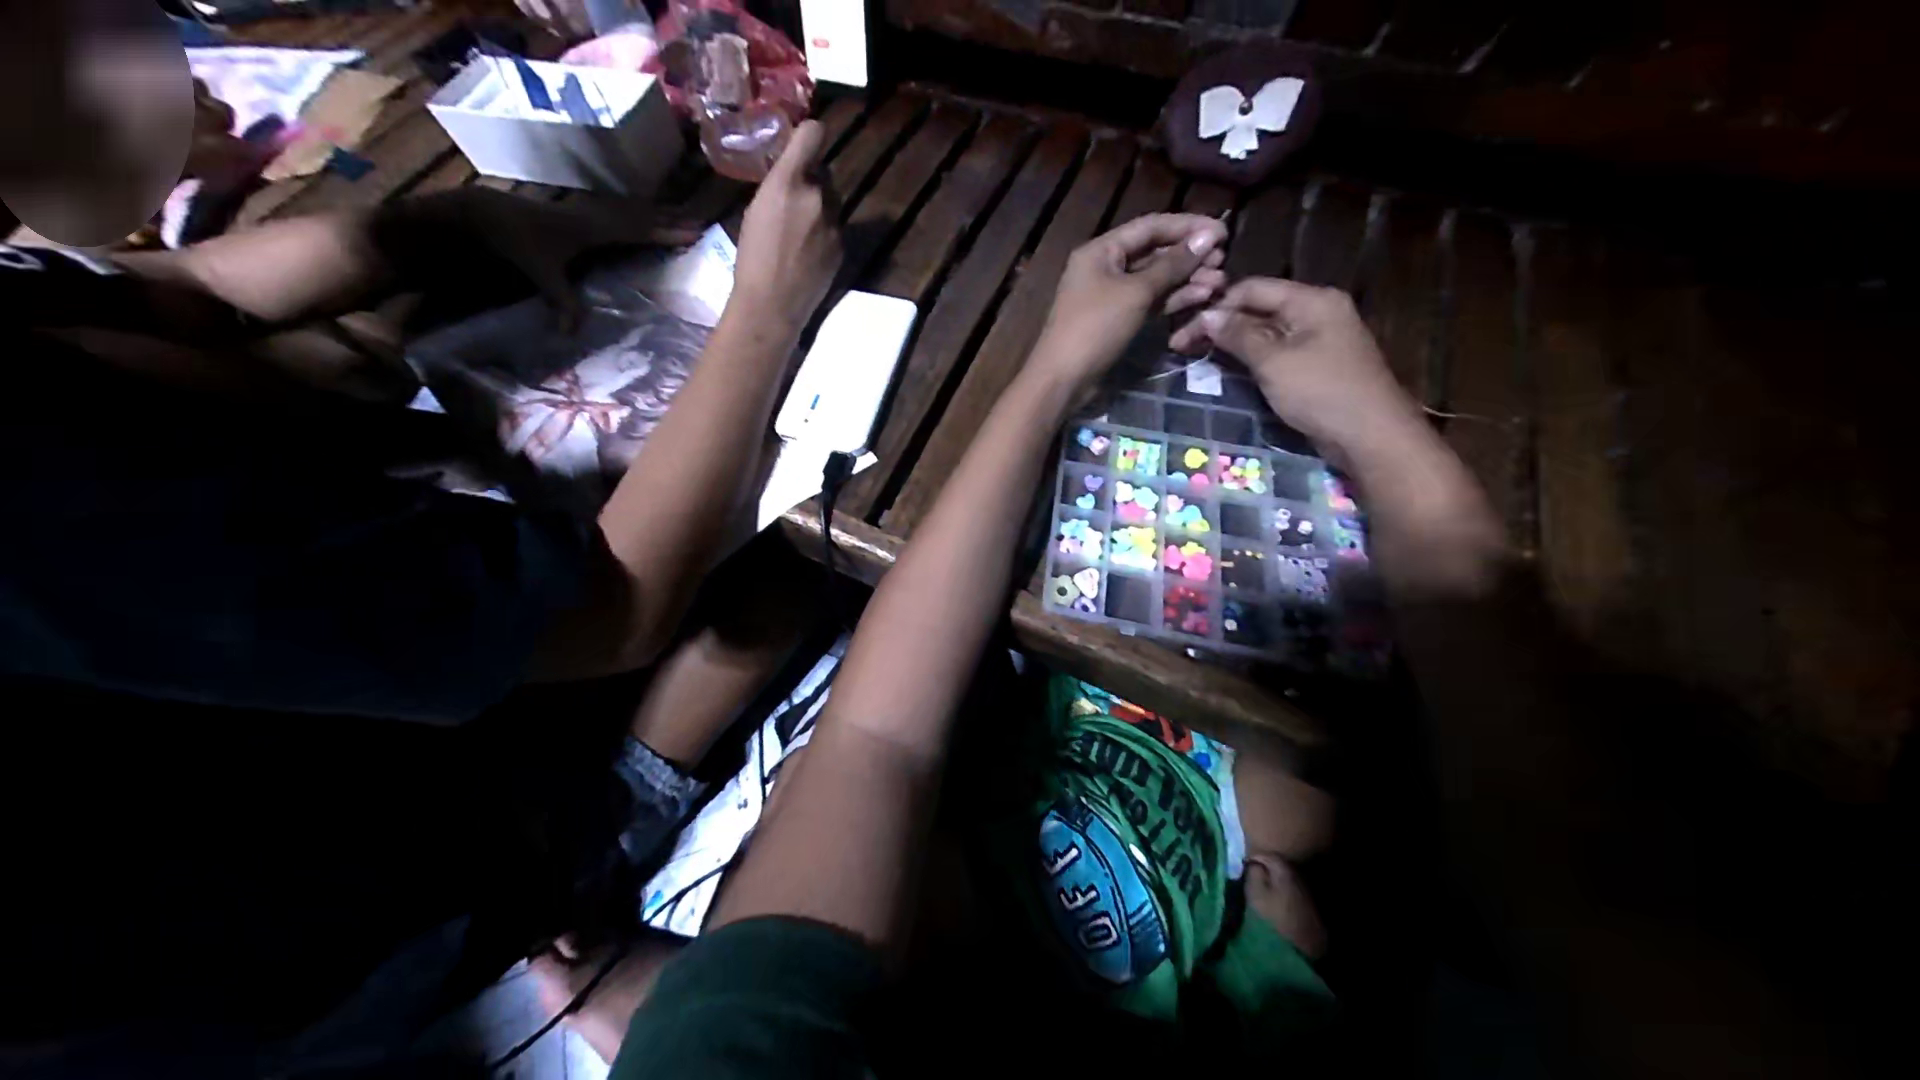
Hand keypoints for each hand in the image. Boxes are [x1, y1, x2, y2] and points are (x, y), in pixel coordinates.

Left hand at [377, 188, 705, 331]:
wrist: (485, 214)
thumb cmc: (516, 243)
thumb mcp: (541, 274)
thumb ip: (562, 302)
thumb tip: (572, 335)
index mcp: (592, 229)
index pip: (637, 230)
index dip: (666, 232)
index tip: (693, 233)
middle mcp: (595, 216)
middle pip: (640, 216)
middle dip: (670, 219)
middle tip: (700, 223)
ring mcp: (588, 212)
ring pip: (631, 211)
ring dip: (657, 214)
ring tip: (682, 217)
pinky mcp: (581, 213)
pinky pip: (619, 212)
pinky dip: (639, 214)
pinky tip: (646, 216)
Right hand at [731, 119, 842, 331]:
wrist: (773, 305)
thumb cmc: (752, 258)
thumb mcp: (756, 210)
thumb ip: (778, 187)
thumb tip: (791, 177)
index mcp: (789, 182)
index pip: (813, 135)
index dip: (810, 135)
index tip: (804, 142)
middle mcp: (818, 197)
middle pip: (823, 173)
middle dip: (811, 181)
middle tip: (794, 199)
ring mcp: (834, 224)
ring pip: (831, 201)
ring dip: (819, 207)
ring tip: (799, 232)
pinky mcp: (842, 247)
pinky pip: (834, 228)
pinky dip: (824, 232)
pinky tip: (807, 252)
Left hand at [1029, 213, 1227, 385]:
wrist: (1064, 378)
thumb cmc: (1095, 328)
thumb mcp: (1136, 293)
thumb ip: (1172, 265)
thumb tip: (1208, 237)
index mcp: (1101, 250)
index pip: (1150, 226)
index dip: (1188, 227)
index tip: (1223, 232)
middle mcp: (1105, 267)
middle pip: (1154, 253)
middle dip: (1190, 257)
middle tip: (1223, 262)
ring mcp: (1111, 295)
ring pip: (1155, 279)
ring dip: (1187, 279)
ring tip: (1219, 284)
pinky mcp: (1118, 319)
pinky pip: (1150, 301)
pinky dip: (1173, 299)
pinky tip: (1200, 298)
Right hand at [1170, 277, 1421, 456]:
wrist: (1370, 435)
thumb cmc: (1320, 392)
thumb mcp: (1273, 361)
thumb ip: (1237, 335)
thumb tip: (1205, 316)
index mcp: (1311, 299)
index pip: (1252, 289)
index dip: (1215, 308)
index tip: (1182, 334)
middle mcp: (1317, 311)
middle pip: (1258, 308)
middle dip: (1221, 325)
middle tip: (1182, 347)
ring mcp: (1320, 338)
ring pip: (1266, 331)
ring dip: (1233, 343)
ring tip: (1199, 358)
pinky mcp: (1318, 364)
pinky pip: (1278, 351)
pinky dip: (1252, 358)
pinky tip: (1229, 369)